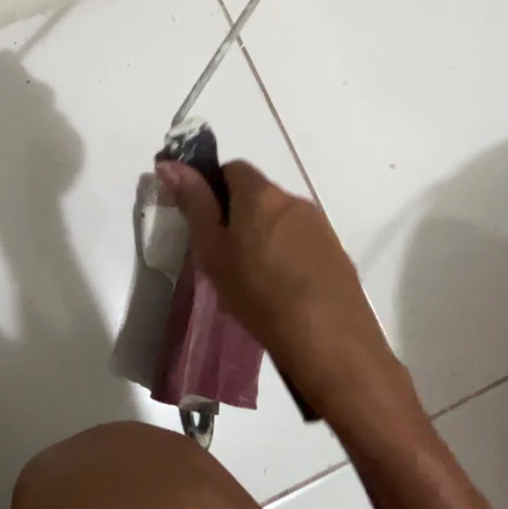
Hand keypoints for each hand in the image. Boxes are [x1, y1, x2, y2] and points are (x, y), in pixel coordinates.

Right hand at [155, 159, 411, 420]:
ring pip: (280, 219)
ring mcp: (321, 227)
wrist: (331, 345)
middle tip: (221, 251)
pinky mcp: (338, 254)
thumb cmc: (259, 293)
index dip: (212, 187)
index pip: (231, 168)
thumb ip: (193, 202)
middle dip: (237, 213)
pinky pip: (302, 241)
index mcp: (260, 194)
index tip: (203, 220)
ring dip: (263, 234)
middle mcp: (293, 200)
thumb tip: (169, 163)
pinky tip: (281, 288)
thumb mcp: (213, 250)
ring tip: (251, 275)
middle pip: (258, 193)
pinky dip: (287, 253)